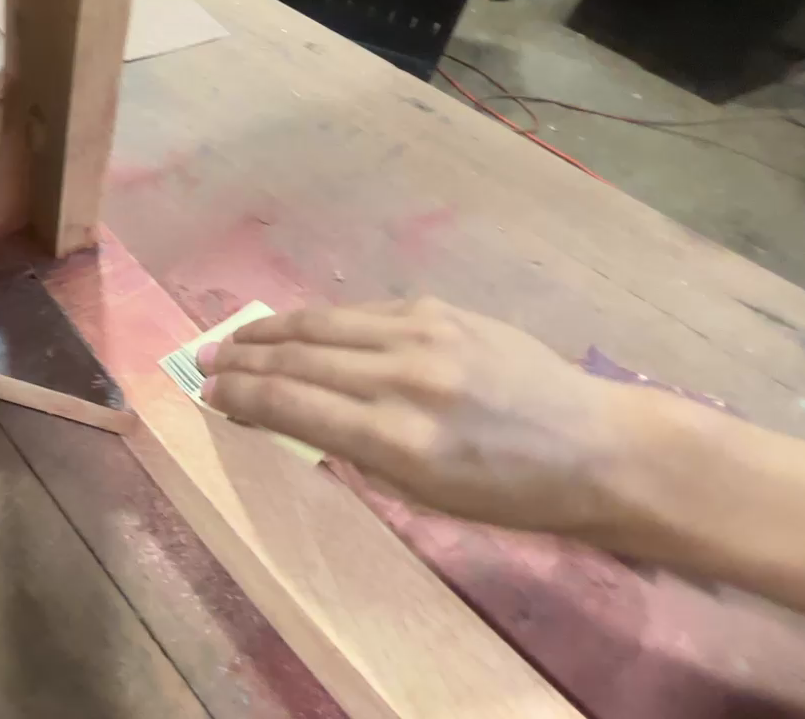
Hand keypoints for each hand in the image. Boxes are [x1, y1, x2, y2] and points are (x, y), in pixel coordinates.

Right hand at [197, 297, 636, 536]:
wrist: (600, 446)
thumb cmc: (512, 493)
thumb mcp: (425, 495)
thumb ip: (352, 448)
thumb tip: (290, 413)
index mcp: (398, 440)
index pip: (290, 405)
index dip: (239, 395)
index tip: (208, 392)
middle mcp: (401, 379)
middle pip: (294, 359)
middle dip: (239, 359)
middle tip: (203, 359)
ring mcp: (420, 335)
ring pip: (316, 325)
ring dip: (265, 332)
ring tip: (232, 337)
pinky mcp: (435, 310)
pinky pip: (355, 313)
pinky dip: (314, 321)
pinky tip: (294, 327)